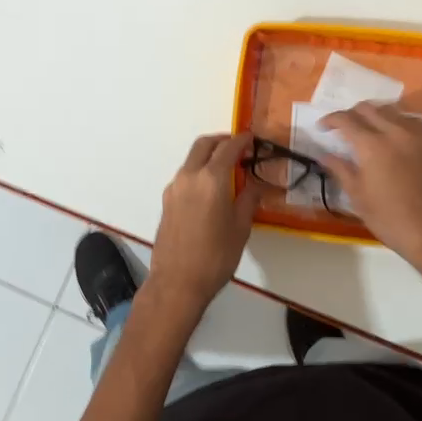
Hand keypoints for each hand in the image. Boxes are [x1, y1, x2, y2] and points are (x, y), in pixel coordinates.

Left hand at [147, 133, 268, 314]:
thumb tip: (255, 185)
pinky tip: (211, 189)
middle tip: (238, 147)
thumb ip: (248, 200)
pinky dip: (199, 171)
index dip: (242, 140)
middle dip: (222, 141)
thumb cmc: (215, 257)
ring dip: (209, 156)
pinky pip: (185, 175)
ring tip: (227, 169)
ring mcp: (174, 187)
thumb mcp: (240, 228)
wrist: (177, 282)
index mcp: (211, 179)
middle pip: (204, 145)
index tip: (252, 138)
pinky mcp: (166, 200)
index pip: (228, 148)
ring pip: (192, 159)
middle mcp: (189, 176)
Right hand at [319, 103, 421, 267]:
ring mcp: (417, 136)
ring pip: (391, 110)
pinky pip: (411, 121)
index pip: (346, 119)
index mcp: (371, 145)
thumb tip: (325, 156)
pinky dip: (397, 121)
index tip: (322, 128)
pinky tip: (394, 136)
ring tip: (368, 130)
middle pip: (368, 108)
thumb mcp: (359, 198)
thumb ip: (341, 170)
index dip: (330, 120)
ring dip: (374, 114)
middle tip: (342, 129)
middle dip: (351, 114)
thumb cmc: (392, 220)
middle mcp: (394, 132)